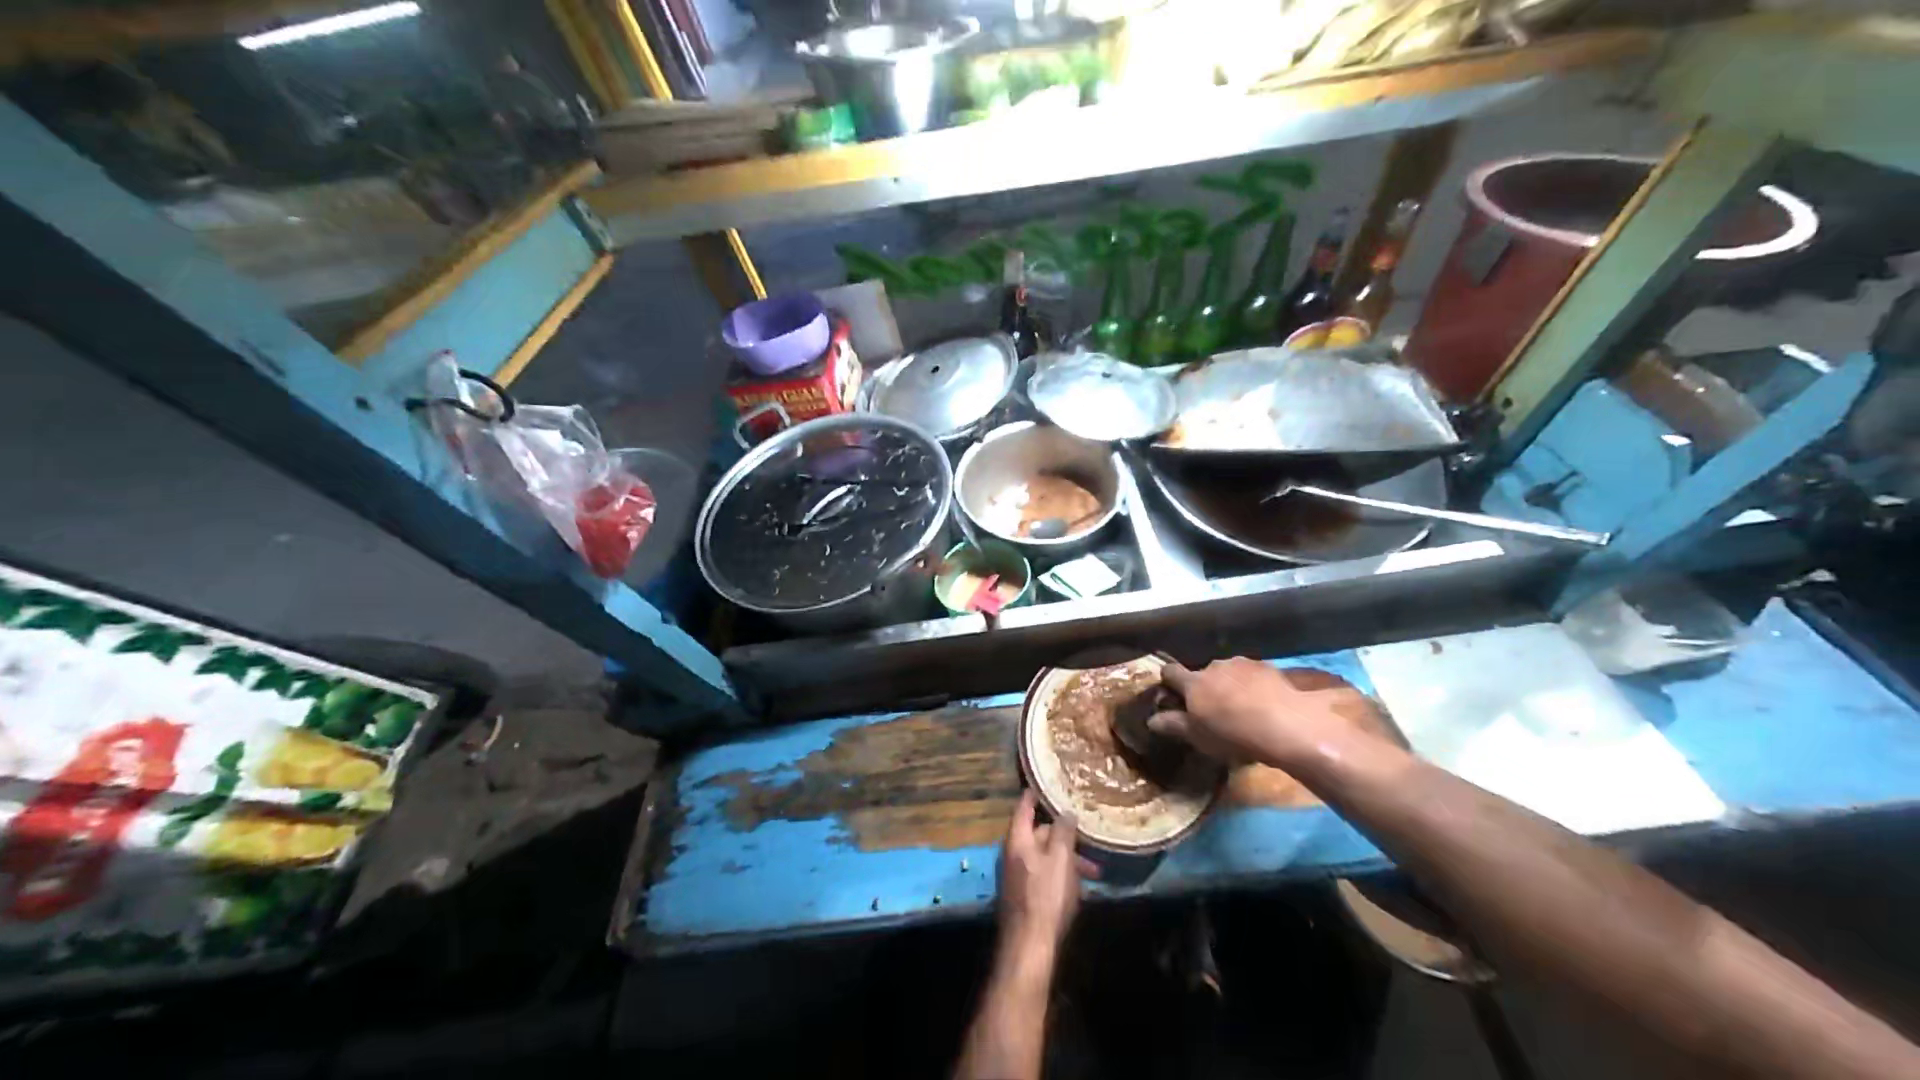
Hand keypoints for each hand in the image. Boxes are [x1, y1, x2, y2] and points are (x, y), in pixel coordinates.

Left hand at [998, 790, 1097, 954]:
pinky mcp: (1024, 895)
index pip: (1024, 807)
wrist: (1030, 946)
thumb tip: (1065, 812)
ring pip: (1044, 856)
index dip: (1035, 794)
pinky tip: (1081, 888)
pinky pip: (1044, 874)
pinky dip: (1061, 874)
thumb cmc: (1046, 896)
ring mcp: (1017, 875)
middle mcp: (1012, 853)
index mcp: (1017, 840)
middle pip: (1038, 833)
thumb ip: (1062, 832)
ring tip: (1094, 870)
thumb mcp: (1060, 859)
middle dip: (1062, 833)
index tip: (1045, 782)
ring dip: (1067, 858)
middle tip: (1087, 835)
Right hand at [1151, 657, 1376, 767]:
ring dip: (1231, 684)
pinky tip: (1264, 703)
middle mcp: (1214, 666)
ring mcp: (1243, 664)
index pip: (1170, 671)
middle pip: (1203, 673)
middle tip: (1214, 709)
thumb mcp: (1198, 737)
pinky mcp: (1269, 667)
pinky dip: (1254, 685)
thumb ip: (1173, 725)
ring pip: (1229, 672)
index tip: (1171, 691)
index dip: (1168, 680)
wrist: (1287, 724)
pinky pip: (1254, 675)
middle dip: (1205, 686)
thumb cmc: (1233, 733)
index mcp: (1193, 682)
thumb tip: (1151, 720)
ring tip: (1243, 706)